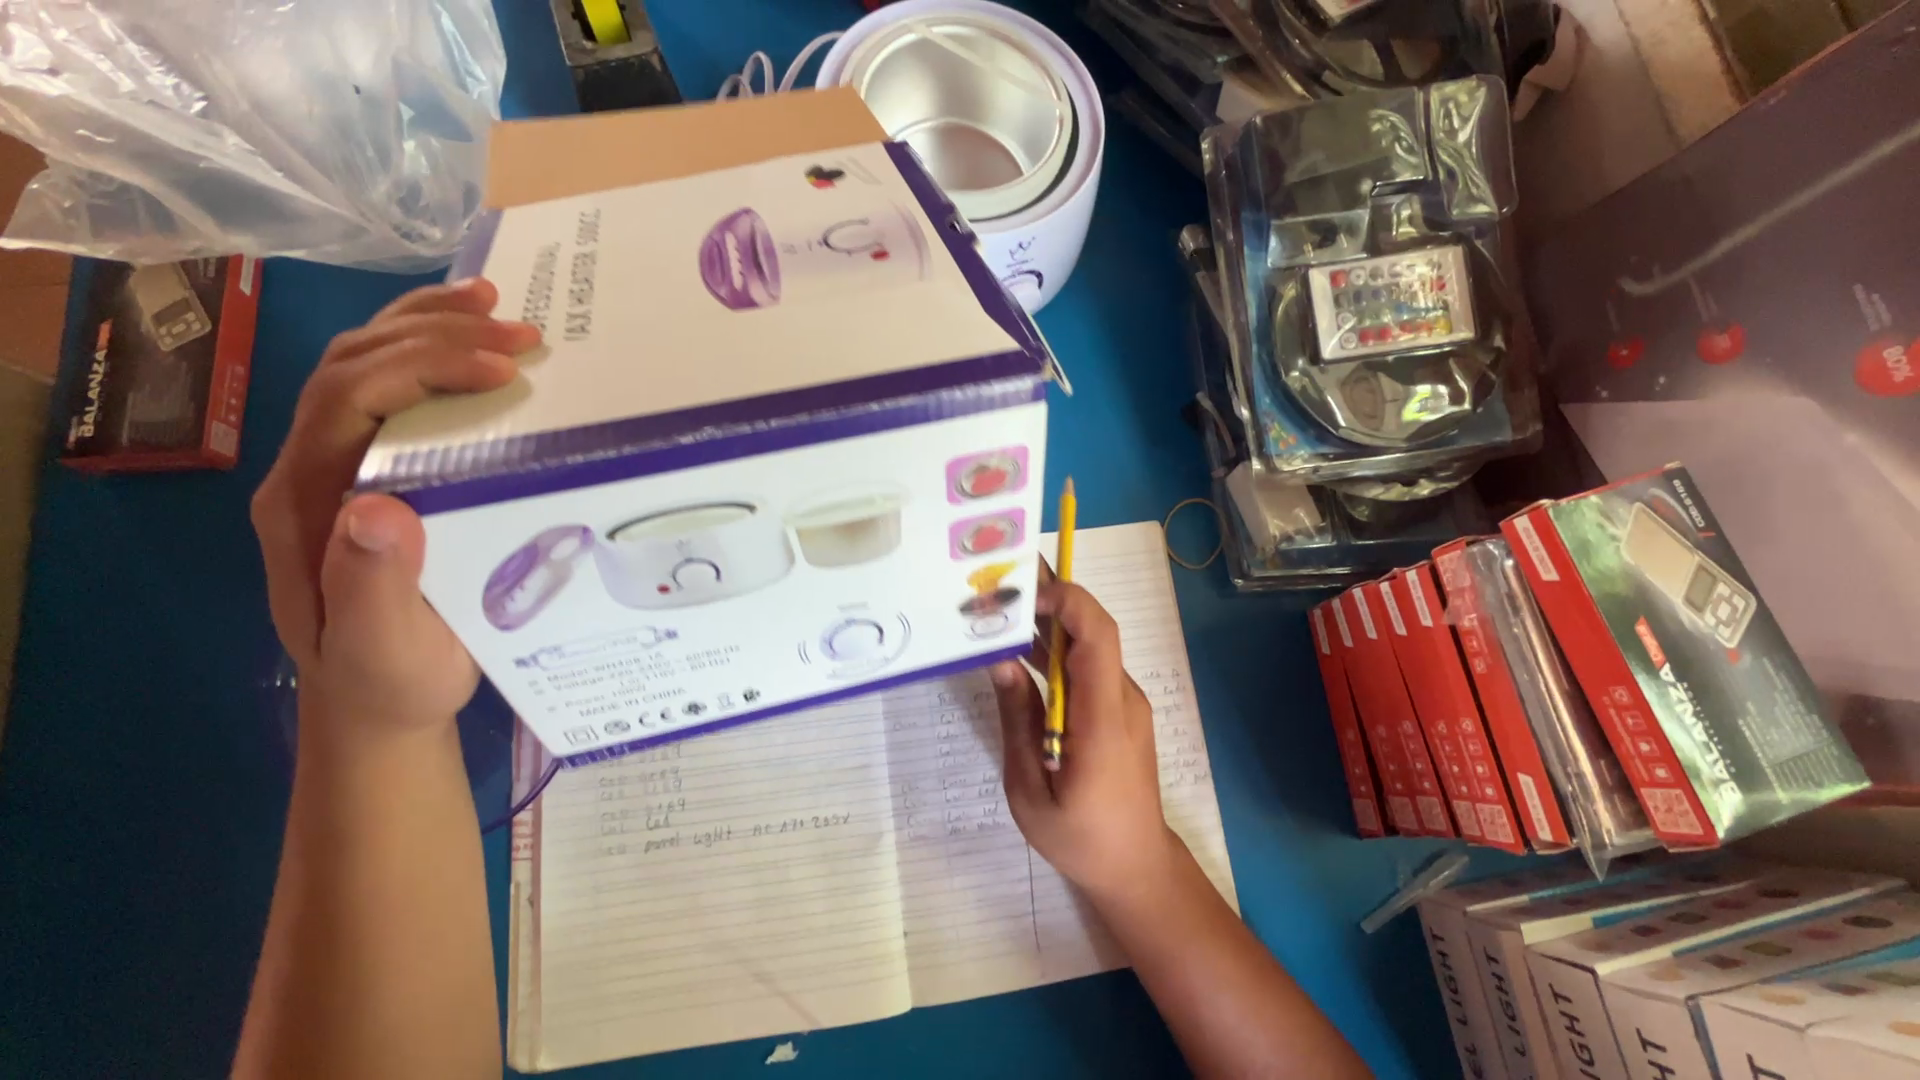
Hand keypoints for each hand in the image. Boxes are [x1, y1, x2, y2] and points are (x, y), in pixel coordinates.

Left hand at [251, 279, 540, 735]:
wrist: (375, 702)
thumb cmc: (391, 680)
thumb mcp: (385, 650)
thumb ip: (373, 586)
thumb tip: (379, 505)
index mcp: (308, 501)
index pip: (349, 399)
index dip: (422, 368)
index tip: (502, 369)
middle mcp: (312, 467)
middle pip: (355, 364)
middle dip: (436, 335)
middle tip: (521, 335)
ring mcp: (337, 464)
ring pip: (366, 363)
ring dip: (429, 326)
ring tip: (496, 307)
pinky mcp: (373, 470)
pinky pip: (391, 390)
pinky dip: (429, 350)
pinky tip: (468, 336)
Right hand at [989, 568, 1182, 901]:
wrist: (1137, 868)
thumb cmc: (1081, 839)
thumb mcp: (1030, 790)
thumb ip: (1018, 721)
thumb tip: (1001, 662)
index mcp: (1102, 717)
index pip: (1097, 636)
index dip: (1065, 601)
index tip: (1021, 591)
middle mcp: (1122, 699)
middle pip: (1093, 631)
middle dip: (1048, 600)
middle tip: (997, 583)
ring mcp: (1124, 704)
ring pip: (1089, 647)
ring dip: (1047, 626)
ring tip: (997, 611)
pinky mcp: (1118, 712)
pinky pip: (1088, 669)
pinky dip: (1055, 654)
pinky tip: (1020, 654)